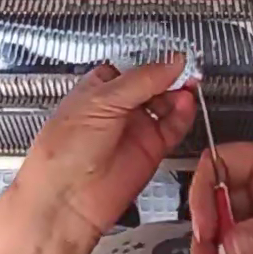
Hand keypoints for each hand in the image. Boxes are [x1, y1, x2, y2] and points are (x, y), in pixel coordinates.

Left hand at [5, 59, 196, 252]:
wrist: (66, 200)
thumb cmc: (63, 152)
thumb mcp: (101, 102)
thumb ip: (141, 80)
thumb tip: (170, 62)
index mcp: (99, 88)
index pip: (133, 65)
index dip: (152, 59)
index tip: (170, 53)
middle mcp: (118, 107)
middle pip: (153, 83)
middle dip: (170, 74)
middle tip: (185, 66)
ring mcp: (135, 128)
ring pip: (166, 103)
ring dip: (179, 92)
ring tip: (189, 84)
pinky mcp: (150, 149)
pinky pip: (173, 127)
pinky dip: (183, 114)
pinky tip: (186, 103)